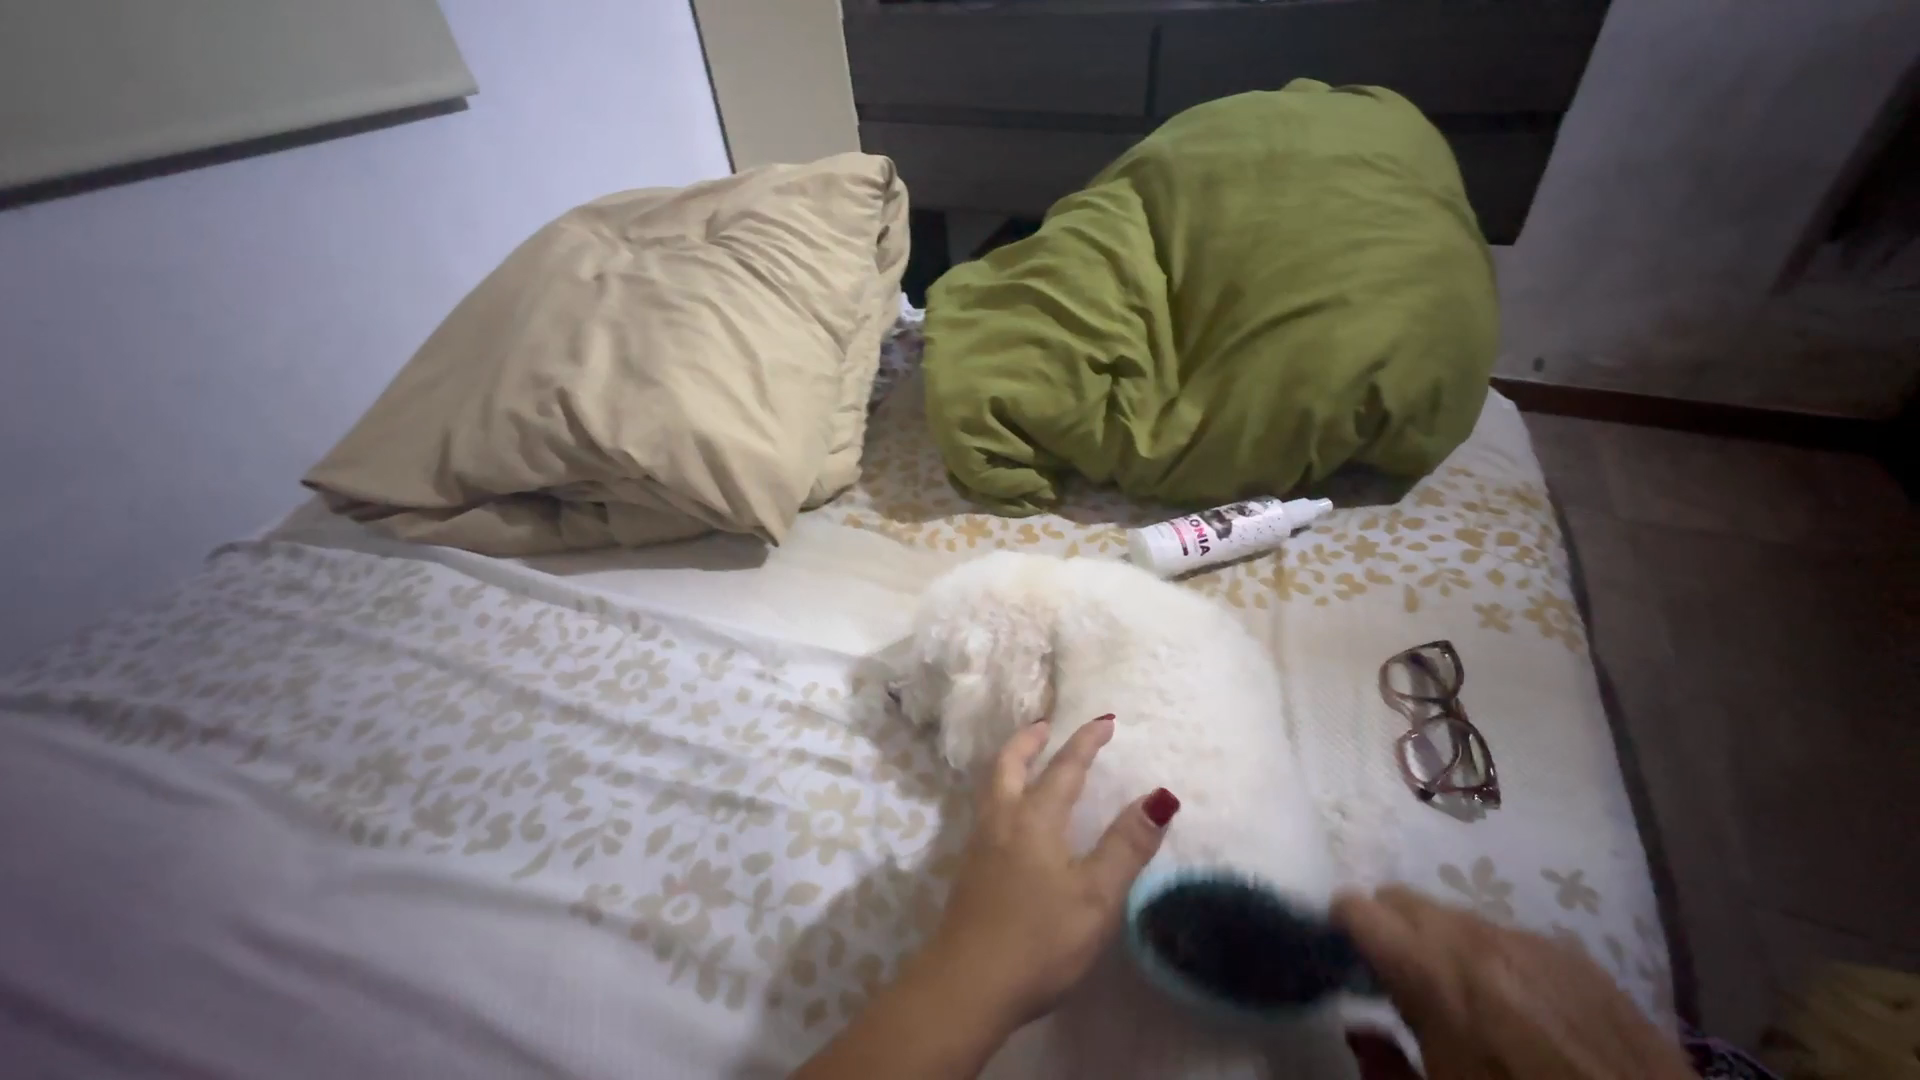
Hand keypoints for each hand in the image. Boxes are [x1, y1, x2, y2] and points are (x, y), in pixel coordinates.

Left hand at [922, 715, 1179, 1030]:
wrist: (968, 984)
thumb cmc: (1040, 939)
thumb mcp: (1096, 896)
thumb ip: (1126, 845)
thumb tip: (1160, 796)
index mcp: (1035, 819)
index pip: (1065, 768)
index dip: (1086, 742)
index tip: (1105, 720)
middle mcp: (1002, 820)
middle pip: (1010, 764)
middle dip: (1030, 740)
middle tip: (1046, 725)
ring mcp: (980, 844)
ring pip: (992, 785)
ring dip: (1011, 762)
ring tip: (1026, 759)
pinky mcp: (969, 870)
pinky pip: (986, 810)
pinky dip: (1001, 791)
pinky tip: (1009, 816)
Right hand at [1333, 886, 1693, 1079]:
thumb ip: (1382, 1066)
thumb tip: (1361, 1029)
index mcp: (1432, 976)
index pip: (1358, 908)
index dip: (1342, 928)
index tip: (1344, 960)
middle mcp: (1477, 941)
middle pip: (1403, 899)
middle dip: (1389, 929)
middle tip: (1397, 981)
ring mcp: (1532, 943)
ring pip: (1457, 916)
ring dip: (1443, 944)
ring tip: (1468, 1000)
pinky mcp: (1579, 959)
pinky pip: (1512, 938)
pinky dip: (1497, 961)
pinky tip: (1524, 1013)